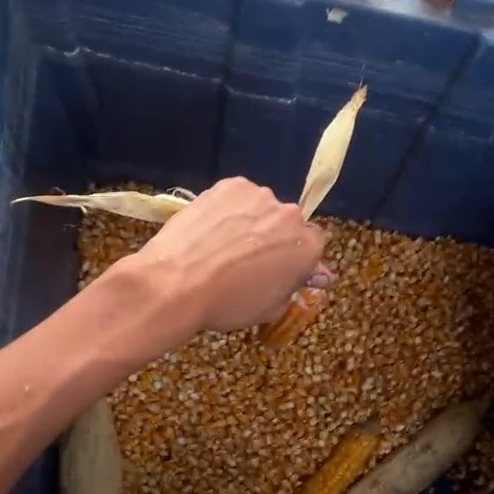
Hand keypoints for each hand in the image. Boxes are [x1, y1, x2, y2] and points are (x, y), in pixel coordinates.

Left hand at [129, 177, 330, 332]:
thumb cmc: (228, 303)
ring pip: (262, 208)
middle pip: (289, 223)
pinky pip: (237, 197)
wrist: (177, 281)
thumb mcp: (269, 308)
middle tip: (250, 259)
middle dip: (276, 238)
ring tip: (225, 245)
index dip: (298, 258)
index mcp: (307, 247)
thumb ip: (294, 287)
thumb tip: (316, 276)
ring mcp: (258, 195)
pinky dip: (230, 210)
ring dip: (252, 222)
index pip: (315, 245)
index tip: (282, 269)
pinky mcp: (229, 185)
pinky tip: (212, 230)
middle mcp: (289, 215)